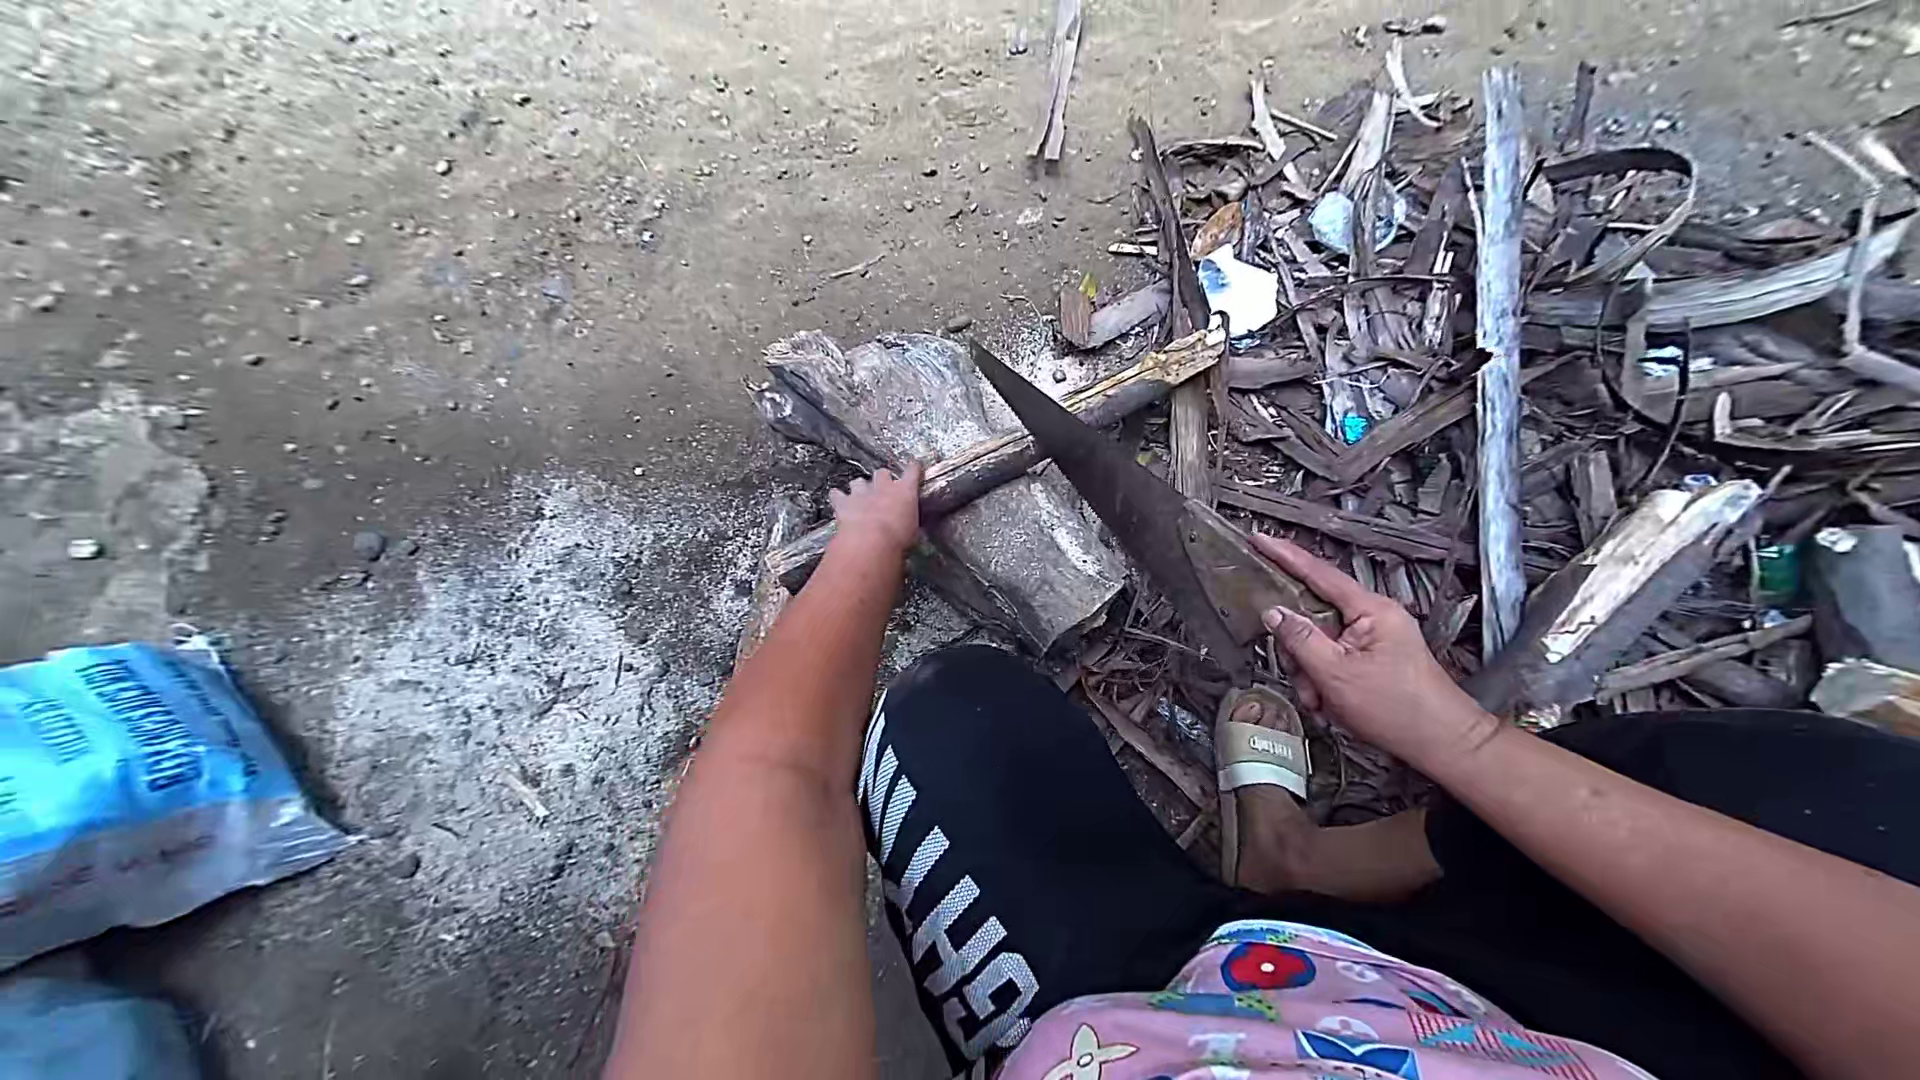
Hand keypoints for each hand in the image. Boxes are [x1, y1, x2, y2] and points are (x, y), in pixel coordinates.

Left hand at [828, 461, 924, 556]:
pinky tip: (838, 500)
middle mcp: (883, 486)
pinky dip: (837, 497)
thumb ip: (909, 520)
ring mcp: (861, 492)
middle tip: (883, 491)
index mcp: (905, 491)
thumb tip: (907, 524)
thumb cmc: (897, 538)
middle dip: (882, 480)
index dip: (912, 469)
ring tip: (860, 498)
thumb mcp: (913, 530)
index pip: (912, 471)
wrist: (871, 541)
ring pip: (858, 482)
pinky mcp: (844, 502)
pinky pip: (837, 494)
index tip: (913, 469)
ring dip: (859, 488)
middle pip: (882, 473)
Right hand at [1251, 535, 1502, 768]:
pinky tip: (1328, 701)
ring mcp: (1371, 637)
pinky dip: (1321, 680)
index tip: (1258, 539)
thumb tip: (1273, 612)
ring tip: (1321, 698)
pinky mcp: (1369, 656)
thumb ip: (1299, 639)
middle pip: (1310, 614)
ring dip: (1309, 672)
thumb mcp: (1335, 673)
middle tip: (1302, 677)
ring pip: (1315, 641)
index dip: (1284, 555)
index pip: (1318, 573)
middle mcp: (1372, 617)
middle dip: (1297, 650)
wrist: (1443, 744)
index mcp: (1370, 610)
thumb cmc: (1397, 708)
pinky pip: (1329, 657)